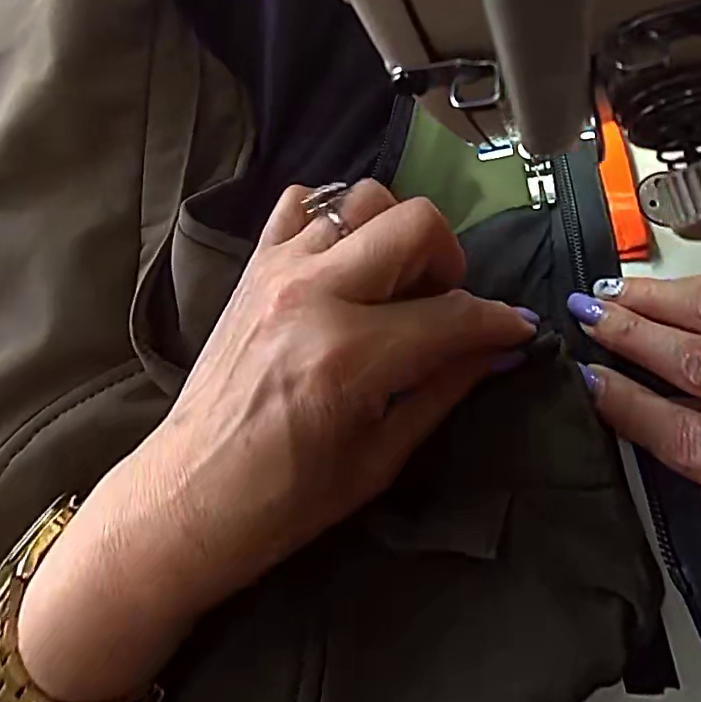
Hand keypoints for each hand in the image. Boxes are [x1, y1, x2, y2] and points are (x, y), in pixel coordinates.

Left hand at [17, 181, 537, 701]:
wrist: (184, 502)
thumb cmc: (287, 500)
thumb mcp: (383, 455)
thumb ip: (447, 387)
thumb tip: (501, 348)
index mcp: (349, 354)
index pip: (452, 313)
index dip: (498, 320)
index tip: (517, 328)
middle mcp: (314, 294)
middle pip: (414, 223)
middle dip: (450, 258)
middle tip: (444, 299)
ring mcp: (277, 271)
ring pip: (363, 199)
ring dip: (396, 236)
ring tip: (394, 282)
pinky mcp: (253, 268)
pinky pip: (301, 204)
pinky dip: (335, 220)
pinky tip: (344, 261)